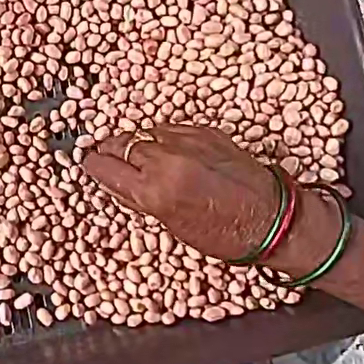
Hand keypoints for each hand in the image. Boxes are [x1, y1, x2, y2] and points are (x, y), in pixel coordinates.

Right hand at [82, 125, 290, 263]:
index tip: (90, 164)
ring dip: (137, 143)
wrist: (273, 219)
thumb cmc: (224, 234)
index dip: (93, 165)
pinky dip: (163, 138)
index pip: (104, 167)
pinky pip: (170, 129)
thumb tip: (114, 180)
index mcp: (153, 191)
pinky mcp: (206, 132)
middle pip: (120, 144)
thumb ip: (138, 197)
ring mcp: (187, 142)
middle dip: (112, 152)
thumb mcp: (170, 224)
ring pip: (144, 133)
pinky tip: (167, 151)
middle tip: (109, 158)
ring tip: (140, 156)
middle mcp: (167, 161)